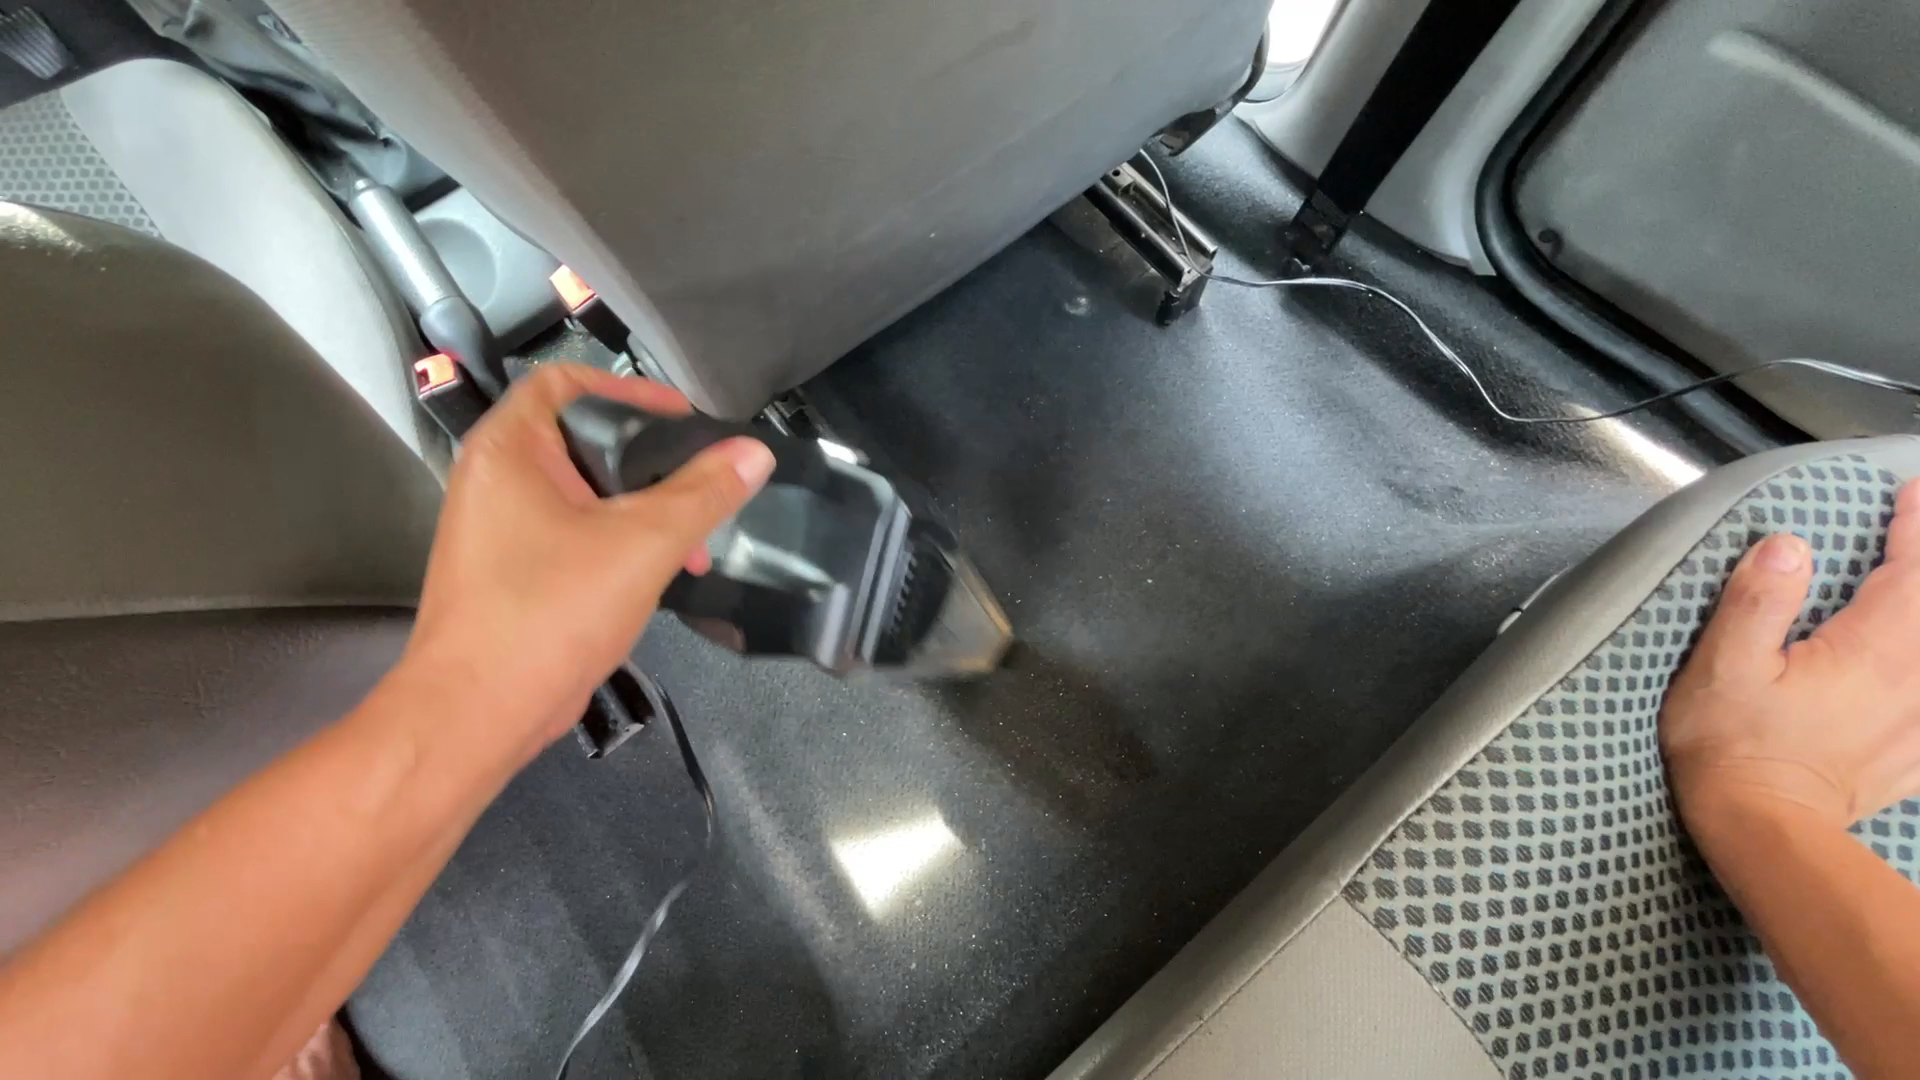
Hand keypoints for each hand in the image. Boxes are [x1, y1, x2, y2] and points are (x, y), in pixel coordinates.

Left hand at [402, 365, 774, 762]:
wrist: (478, 713)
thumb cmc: (552, 610)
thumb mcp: (644, 542)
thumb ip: (704, 493)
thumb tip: (756, 453)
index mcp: (510, 450)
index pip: (566, 382)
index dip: (628, 388)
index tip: (683, 417)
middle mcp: (496, 479)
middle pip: (585, 442)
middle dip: (651, 464)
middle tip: (700, 483)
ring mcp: (501, 529)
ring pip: (587, 496)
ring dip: (644, 512)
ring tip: (692, 546)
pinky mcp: (513, 573)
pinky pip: (577, 536)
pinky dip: (620, 542)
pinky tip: (660, 574)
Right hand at [1661, 481, 1919, 830]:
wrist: (1763, 821)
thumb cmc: (1729, 739)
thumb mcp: (1723, 666)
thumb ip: (1758, 602)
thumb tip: (1789, 543)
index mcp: (1868, 652)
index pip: (1910, 574)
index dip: (1914, 528)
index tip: (1912, 493)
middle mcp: (1915, 678)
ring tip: (1918, 588)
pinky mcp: (1919, 744)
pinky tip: (1912, 661)